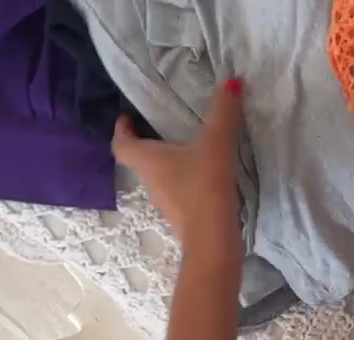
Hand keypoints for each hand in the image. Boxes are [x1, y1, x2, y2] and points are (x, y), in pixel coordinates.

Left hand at [112, 80, 244, 256]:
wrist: (214, 245)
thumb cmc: (204, 191)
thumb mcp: (216, 146)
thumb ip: (224, 114)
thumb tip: (232, 81)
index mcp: (148, 162)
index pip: (121, 144)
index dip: (122, 129)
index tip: (129, 118)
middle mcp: (151, 184)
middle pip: (141, 162)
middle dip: (150, 147)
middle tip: (165, 132)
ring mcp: (166, 207)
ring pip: (161, 181)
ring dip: (170, 169)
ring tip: (190, 155)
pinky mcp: (184, 223)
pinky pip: (180, 198)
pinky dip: (187, 188)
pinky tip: (206, 183)